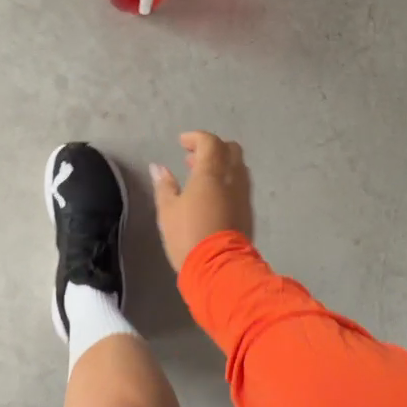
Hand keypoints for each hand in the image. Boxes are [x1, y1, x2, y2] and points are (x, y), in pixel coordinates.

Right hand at [150, 131, 253, 272]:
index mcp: (211, 173)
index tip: (182, 143)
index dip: (195, 137)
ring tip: (201, 177)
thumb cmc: (189, 236)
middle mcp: (232, 178)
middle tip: (193, 158)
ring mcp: (243, 195)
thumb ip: (164, 186)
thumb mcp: (168, 211)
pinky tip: (213, 196)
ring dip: (221, 165)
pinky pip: (240, 185)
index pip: (209, 142)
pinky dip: (228, 181)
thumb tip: (158, 167)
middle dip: (212, 148)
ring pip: (238, 167)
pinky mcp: (248, 212)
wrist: (220, 269)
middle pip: (230, 149)